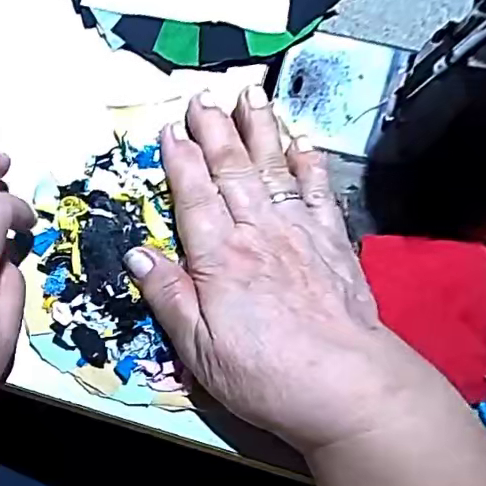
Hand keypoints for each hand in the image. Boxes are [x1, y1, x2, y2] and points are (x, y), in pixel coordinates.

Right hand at [126, 90, 452, 454]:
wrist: (347, 388)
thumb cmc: (258, 371)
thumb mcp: (193, 344)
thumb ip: (167, 295)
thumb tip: (139, 255)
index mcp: (220, 260)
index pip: (195, 198)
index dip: (181, 162)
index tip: (170, 130)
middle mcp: (261, 237)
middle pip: (236, 173)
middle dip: (218, 132)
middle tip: (206, 98)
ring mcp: (301, 238)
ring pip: (276, 173)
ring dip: (261, 134)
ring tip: (251, 101)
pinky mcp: (332, 248)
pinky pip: (317, 195)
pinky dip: (307, 165)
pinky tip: (299, 145)